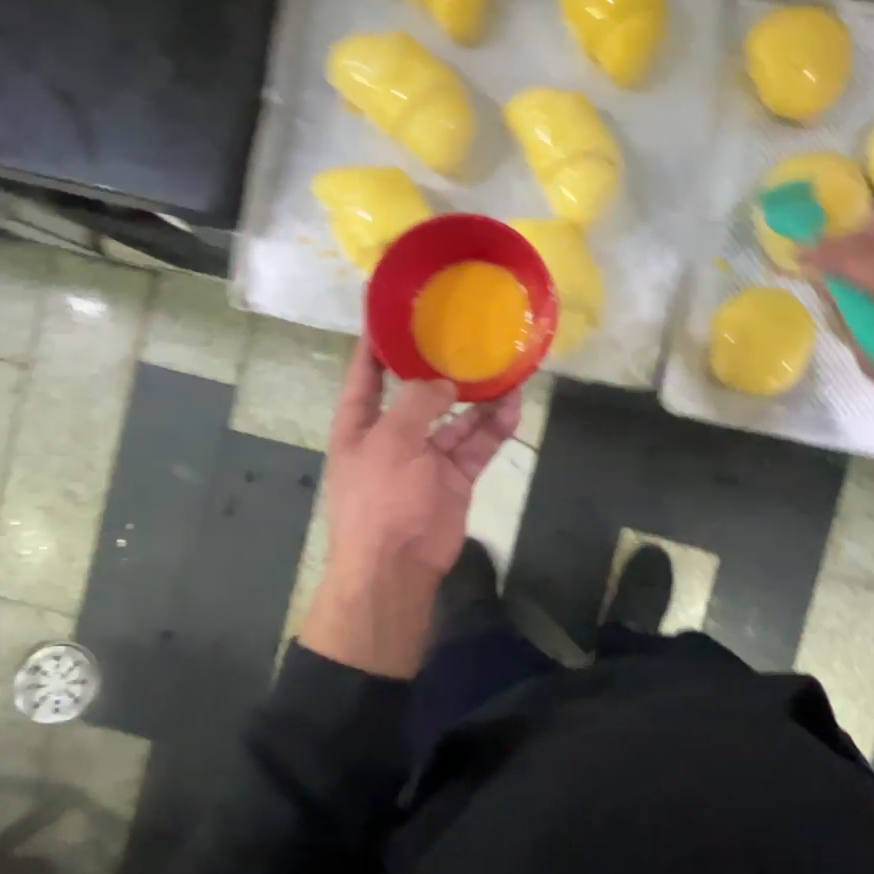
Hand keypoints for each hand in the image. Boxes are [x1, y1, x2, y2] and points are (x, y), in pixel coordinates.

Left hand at [299, 338, 521, 678]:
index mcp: (360, 423)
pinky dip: (495, 426)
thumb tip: (445, 383)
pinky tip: (513, 404)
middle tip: (467, 331)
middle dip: (440, 366)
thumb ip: (418, 404)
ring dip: (478, 396)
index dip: (377, 341)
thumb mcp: (390, 441)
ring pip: (456, 417)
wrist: (396, 566)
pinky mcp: (455, 477)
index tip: (392, 307)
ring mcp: (427, 457)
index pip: (366, 373)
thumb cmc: (379, 498)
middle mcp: (393, 434)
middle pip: (419, 392)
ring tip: (504, 365)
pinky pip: (477, 444)